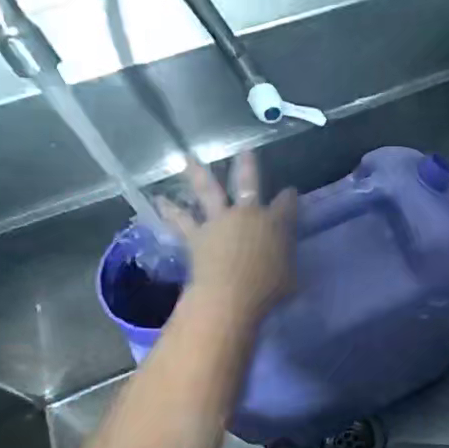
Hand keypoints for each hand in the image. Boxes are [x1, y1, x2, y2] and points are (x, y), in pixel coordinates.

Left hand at [158, 152, 297, 325]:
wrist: (230, 296)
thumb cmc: (267, 290)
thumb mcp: (289, 276)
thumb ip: (285, 260)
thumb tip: (283, 255)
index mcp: (275, 224)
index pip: (285, 205)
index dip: (288, 198)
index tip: (289, 192)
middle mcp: (247, 214)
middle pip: (248, 184)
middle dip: (247, 166)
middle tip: (245, 151)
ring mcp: (219, 221)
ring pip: (208, 191)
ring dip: (198, 173)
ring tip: (188, 159)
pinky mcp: (197, 235)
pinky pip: (180, 220)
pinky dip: (170, 210)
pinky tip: (159, 200)